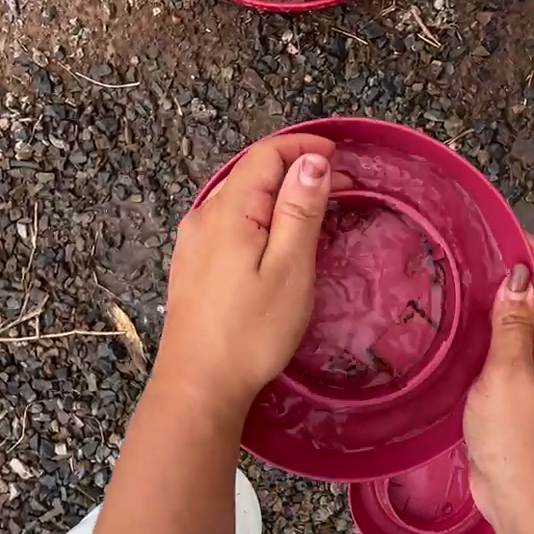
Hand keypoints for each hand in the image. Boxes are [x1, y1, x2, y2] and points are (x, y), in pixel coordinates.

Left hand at [153, 134, 350, 418]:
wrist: (197, 386)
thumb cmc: (251, 331)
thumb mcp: (289, 268)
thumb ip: (299, 209)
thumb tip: (311, 160)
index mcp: (229, 210)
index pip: (265, 154)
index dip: (304, 147)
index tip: (341, 158)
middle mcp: (203, 215)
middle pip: (251, 171)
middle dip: (295, 167)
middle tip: (339, 184)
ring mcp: (193, 240)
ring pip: (240, 195)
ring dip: (278, 191)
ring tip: (315, 205)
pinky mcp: (192, 263)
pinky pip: (229, 219)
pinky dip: (260, 213)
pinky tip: (276, 234)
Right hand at [464, 237, 533, 533]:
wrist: (527, 502)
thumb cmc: (519, 436)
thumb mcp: (509, 373)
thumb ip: (512, 325)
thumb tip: (518, 278)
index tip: (506, 228)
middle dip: (518, 273)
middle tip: (477, 247)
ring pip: (524, 327)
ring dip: (503, 303)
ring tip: (466, 278)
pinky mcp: (521, 396)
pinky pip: (510, 352)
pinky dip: (493, 332)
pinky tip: (466, 329)